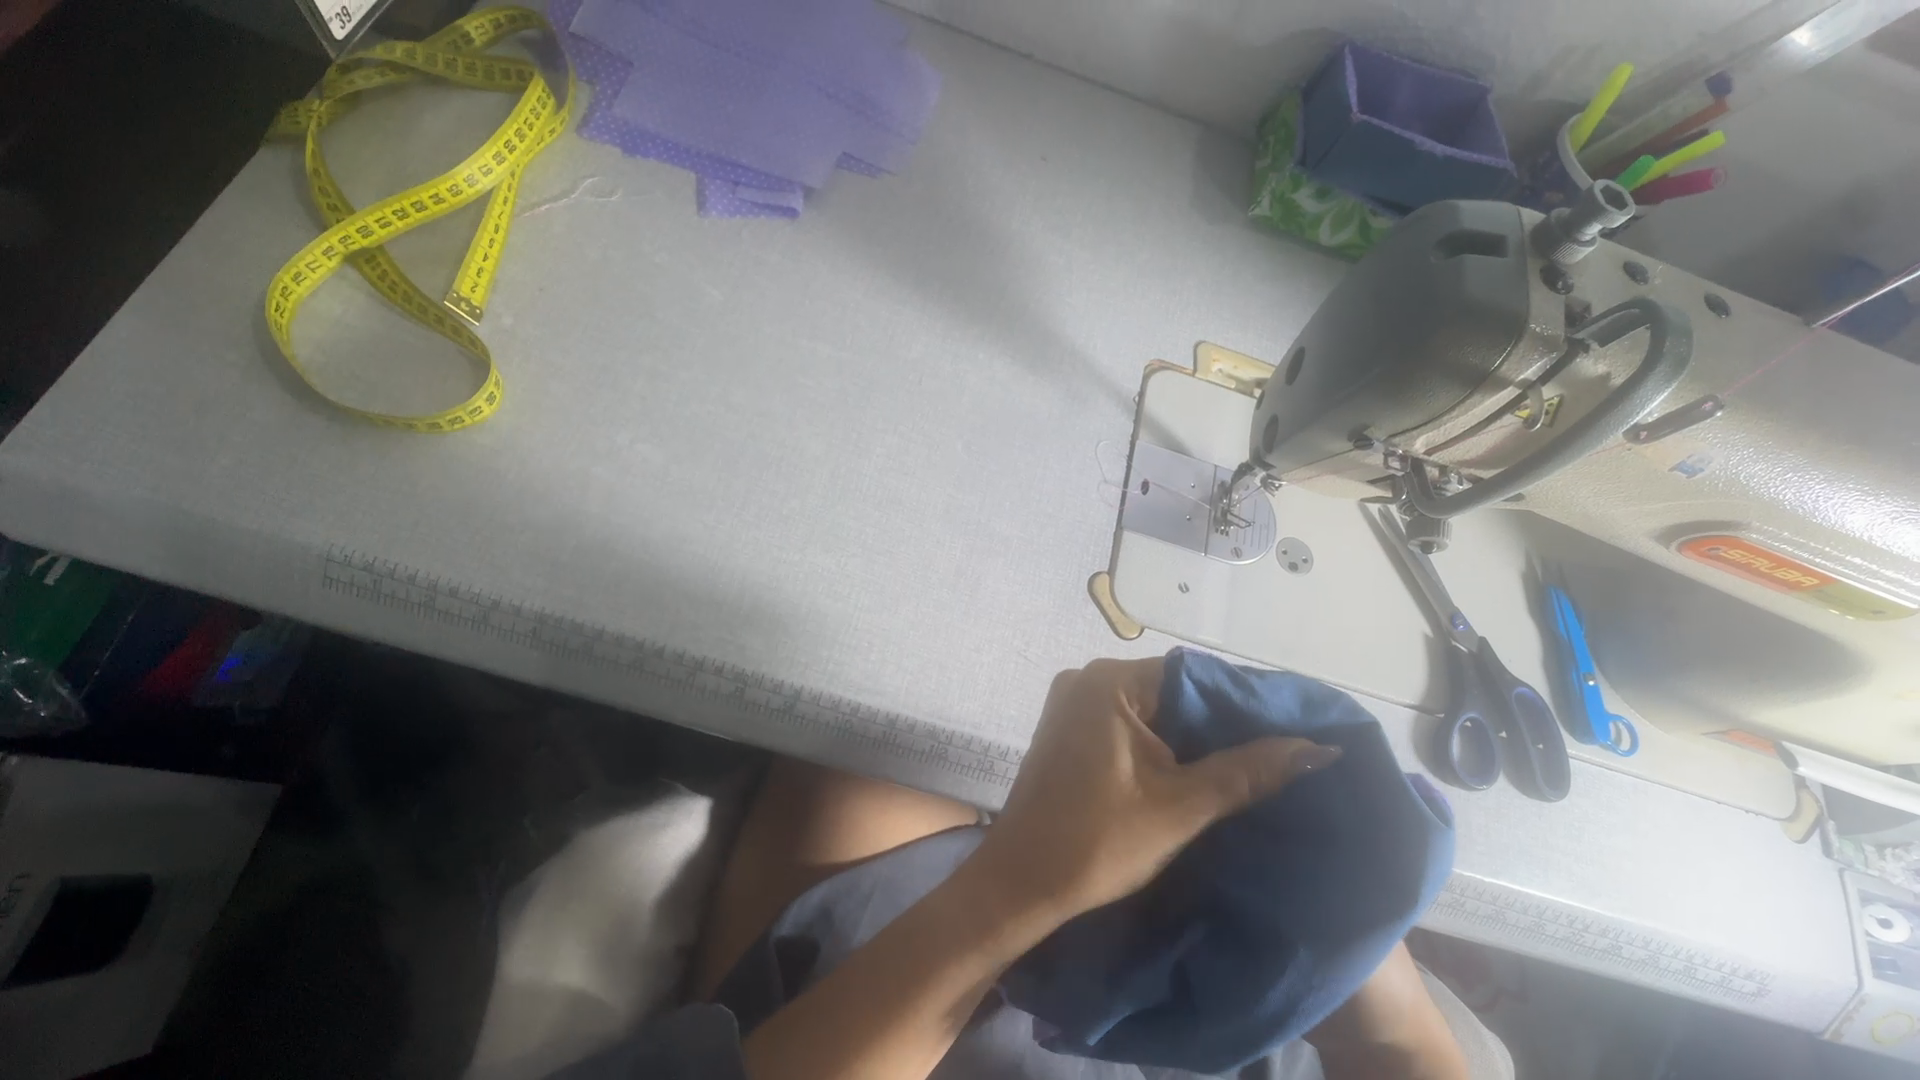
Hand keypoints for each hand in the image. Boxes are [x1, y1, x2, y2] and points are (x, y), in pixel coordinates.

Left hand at [970, 656, 1340, 920]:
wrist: (1021, 883)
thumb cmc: (1098, 841)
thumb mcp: (1183, 806)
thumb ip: (1250, 770)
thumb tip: (1318, 747)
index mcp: (1109, 681)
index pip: (1197, 677)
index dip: (1247, 704)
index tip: (1296, 730)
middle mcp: (1087, 680)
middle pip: (1175, 693)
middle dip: (1224, 725)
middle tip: (1284, 752)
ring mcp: (1073, 706)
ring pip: (1155, 713)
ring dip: (1195, 739)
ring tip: (1255, 765)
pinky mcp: (1070, 733)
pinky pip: (1130, 729)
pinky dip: (1164, 748)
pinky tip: (1201, 772)